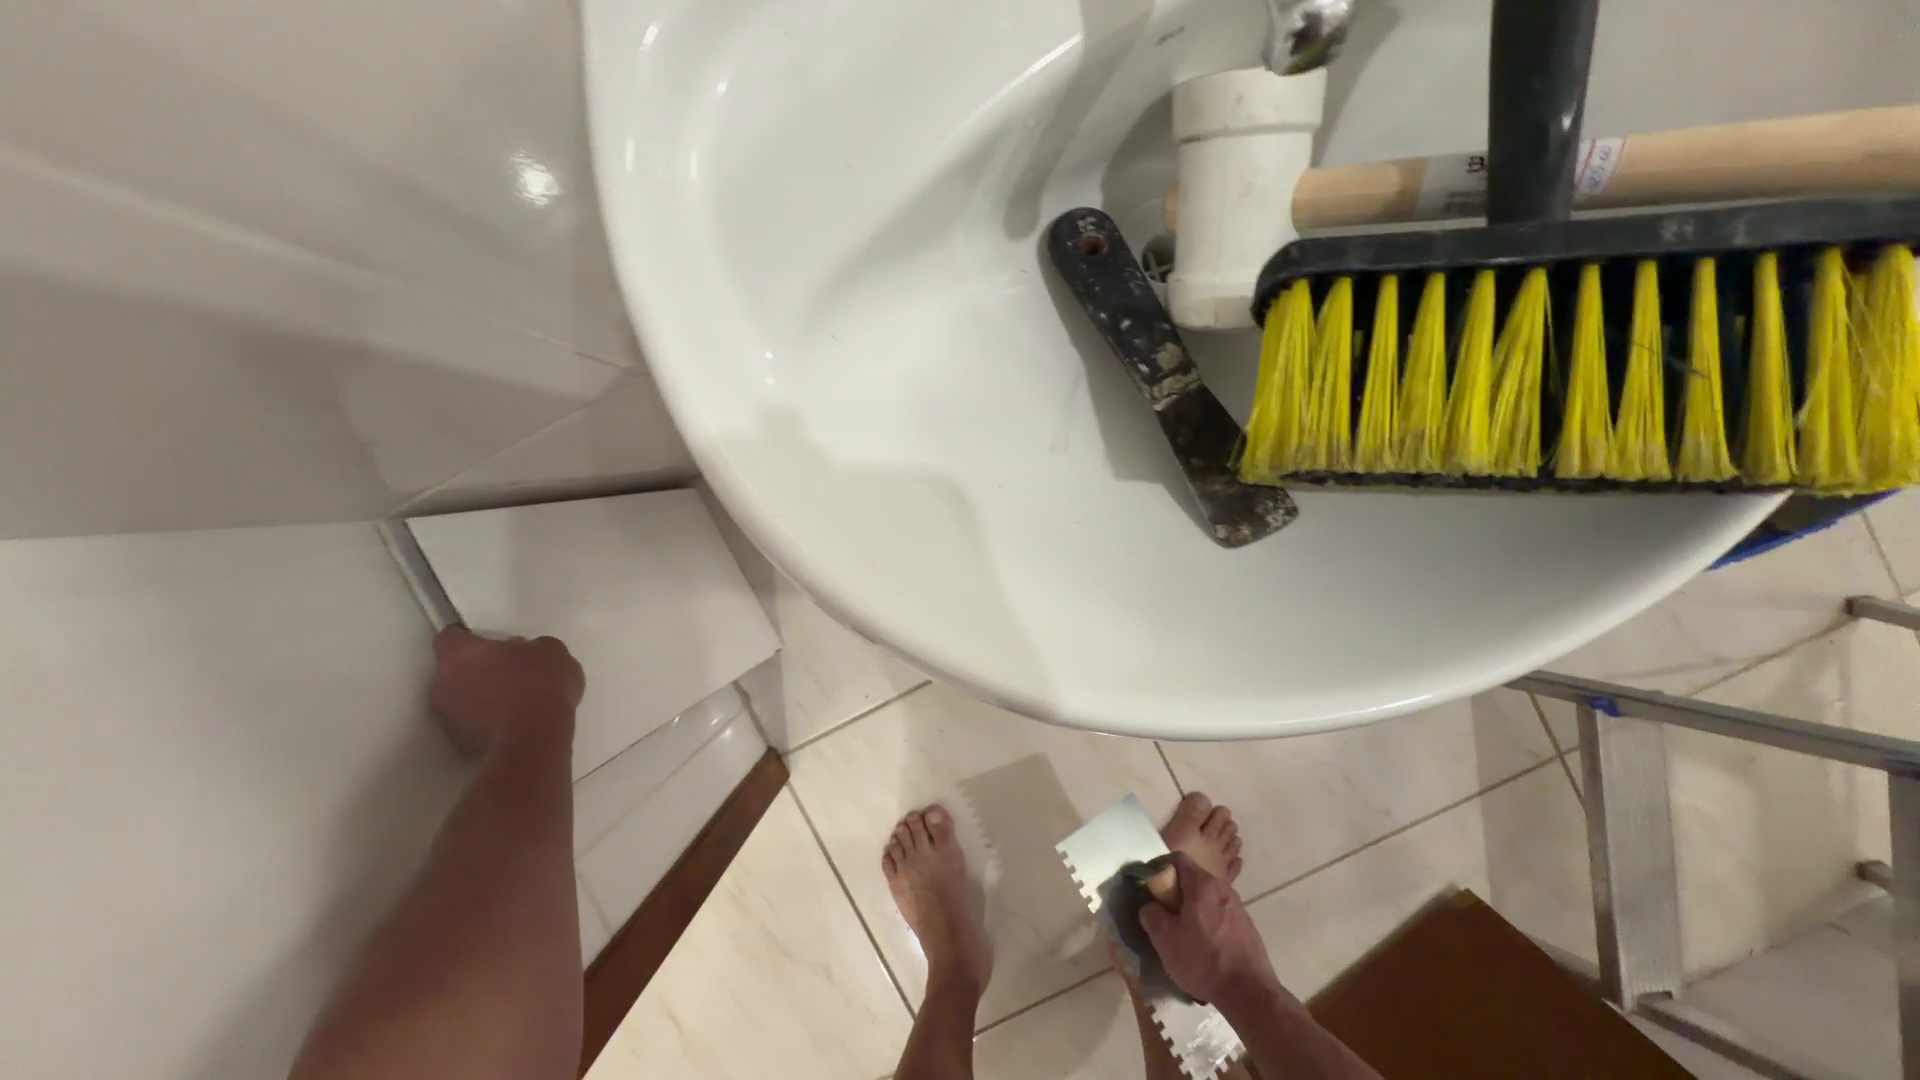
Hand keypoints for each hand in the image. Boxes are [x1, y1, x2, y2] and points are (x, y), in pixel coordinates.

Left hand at [429, 626, 583, 757]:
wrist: (533, 741)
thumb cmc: (539, 686)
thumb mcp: (552, 652)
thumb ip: (531, 647)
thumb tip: (522, 652)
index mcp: (460, 653)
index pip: (451, 636)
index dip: (471, 639)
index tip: (491, 645)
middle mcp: (443, 682)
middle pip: (455, 669)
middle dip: (478, 670)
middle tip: (509, 673)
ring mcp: (446, 716)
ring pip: (460, 698)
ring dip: (481, 697)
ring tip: (514, 702)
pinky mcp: (457, 742)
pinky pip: (470, 723)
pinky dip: (486, 721)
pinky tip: (513, 723)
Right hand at [1139, 852, 1280, 1008]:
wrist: (1249, 993)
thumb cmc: (1202, 960)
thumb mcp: (1164, 939)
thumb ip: (1151, 914)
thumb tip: (1150, 906)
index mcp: (1202, 884)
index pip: (1178, 858)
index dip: (1160, 868)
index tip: (1150, 888)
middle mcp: (1223, 888)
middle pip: (1193, 879)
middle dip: (1176, 892)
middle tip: (1164, 915)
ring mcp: (1239, 908)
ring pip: (1208, 899)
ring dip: (1193, 909)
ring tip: (1184, 935)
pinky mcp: (1248, 927)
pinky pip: (1221, 916)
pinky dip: (1209, 923)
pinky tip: (1206, 948)